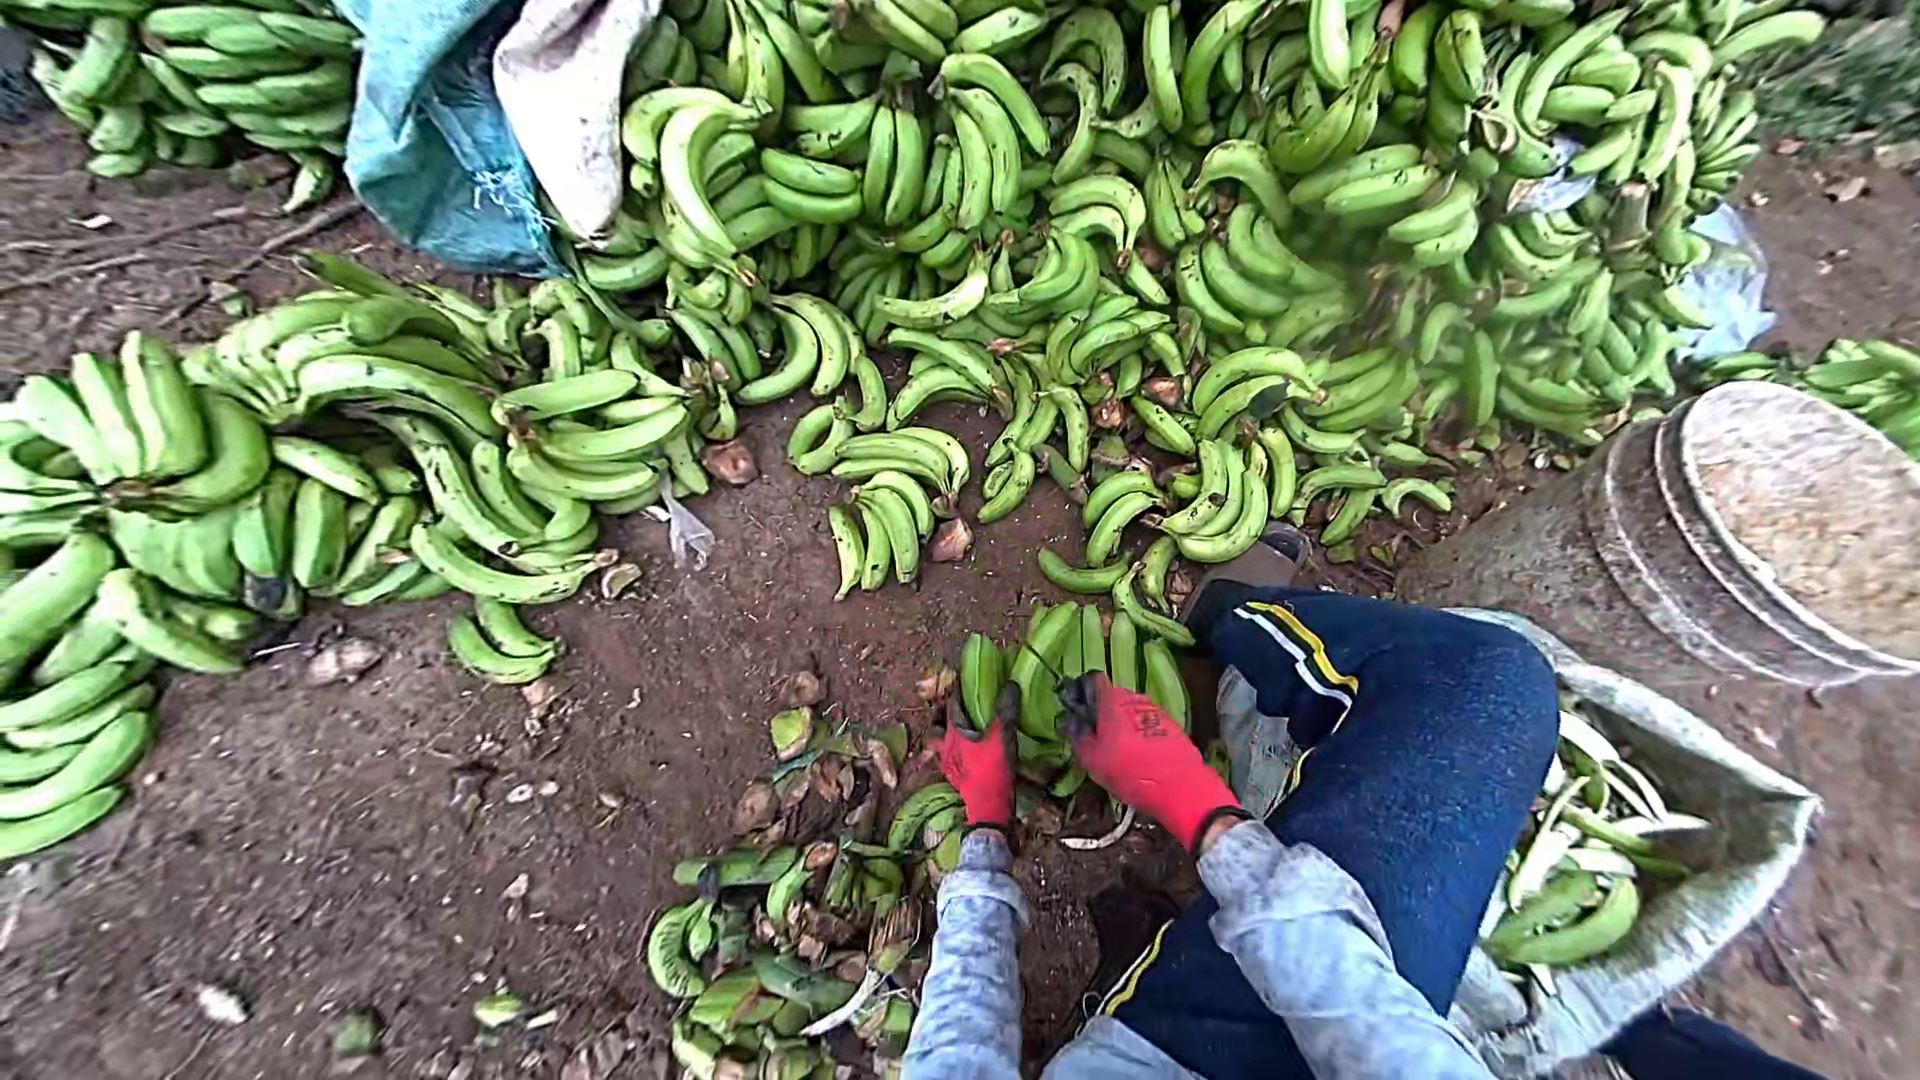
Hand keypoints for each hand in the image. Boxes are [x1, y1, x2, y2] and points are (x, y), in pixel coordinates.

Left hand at [937, 695, 1014, 828]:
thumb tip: (1011, 684)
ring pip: (941, 741)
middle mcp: (946, 744)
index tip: (968, 683)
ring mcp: (948, 762)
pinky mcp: (954, 776)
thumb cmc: (993, 770)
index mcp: (954, 731)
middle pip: (941, 722)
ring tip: (963, 729)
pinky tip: (967, 751)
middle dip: (949, 713)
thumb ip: (1006, 709)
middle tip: (964, 706)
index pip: (952, 704)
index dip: (959, 692)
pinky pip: (949, 757)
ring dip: (948, 733)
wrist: (989, 809)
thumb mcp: (1002, 736)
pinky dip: (955, 750)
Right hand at [1064, 674, 1241, 850]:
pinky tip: (1140, 756)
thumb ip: (1079, 737)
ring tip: (1119, 750)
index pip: (1093, 680)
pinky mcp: (1173, 725)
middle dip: (1102, 712)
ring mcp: (1156, 710)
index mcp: (1112, 700)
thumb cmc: (1131, 771)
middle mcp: (1135, 698)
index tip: (1077, 710)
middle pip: (1112, 697)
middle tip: (1096, 737)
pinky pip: (1147, 723)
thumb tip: (1071, 722)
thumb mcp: (1093, 761)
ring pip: (1130, 711)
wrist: (1184, 789)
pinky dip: (1140, 733)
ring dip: (1122, 724)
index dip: (1082, 692)